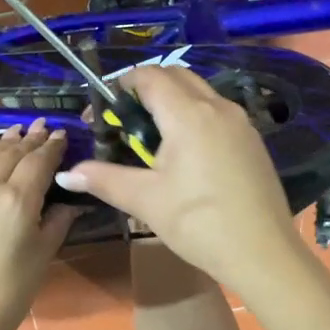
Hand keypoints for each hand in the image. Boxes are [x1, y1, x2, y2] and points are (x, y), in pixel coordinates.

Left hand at [0, 120, 77, 329]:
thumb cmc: (10, 294)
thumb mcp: (43, 256)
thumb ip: (56, 222)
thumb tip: (67, 203)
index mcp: (17, 201)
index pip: (38, 162)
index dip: (51, 147)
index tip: (60, 136)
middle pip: (9, 153)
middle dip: (28, 139)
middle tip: (40, 128)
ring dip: (0, 143)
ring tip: (14, 133)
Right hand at [54, 66, 303, 287]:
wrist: (263, 253)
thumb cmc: (200, 224)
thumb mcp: (146, 202)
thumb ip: (105, 180)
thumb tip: (65, 174)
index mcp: (188, 115)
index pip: (149, 76)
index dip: (120, 85)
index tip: (101, 110)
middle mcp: (217, 107)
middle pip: (176, 77)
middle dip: (146, 89)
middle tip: (124, 122)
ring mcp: (241, 123)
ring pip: (200, 93)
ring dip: (172, 102)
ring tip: (152, 140)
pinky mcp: (252, 142)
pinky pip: (217, 113)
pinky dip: (194, 117)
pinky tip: (185, 156)